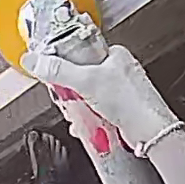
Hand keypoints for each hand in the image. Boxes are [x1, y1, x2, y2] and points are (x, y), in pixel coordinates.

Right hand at [21, 46, 181, 154]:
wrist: (150, 132)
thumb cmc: (131, 102)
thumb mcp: (87, 81)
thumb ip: (58, 70)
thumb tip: (34, 60)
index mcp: (115, 55)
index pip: (82, 51)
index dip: (66, 62)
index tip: (55, 71)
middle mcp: (119, 72)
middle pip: (82, 77)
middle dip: (72, 92)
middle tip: (67, 98)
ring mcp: (121, 92)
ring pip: (89, 97)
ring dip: (80, 108)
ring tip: (79, 114)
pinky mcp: (121, 110)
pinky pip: (98, 112)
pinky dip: (90, 120)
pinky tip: (88, 125)